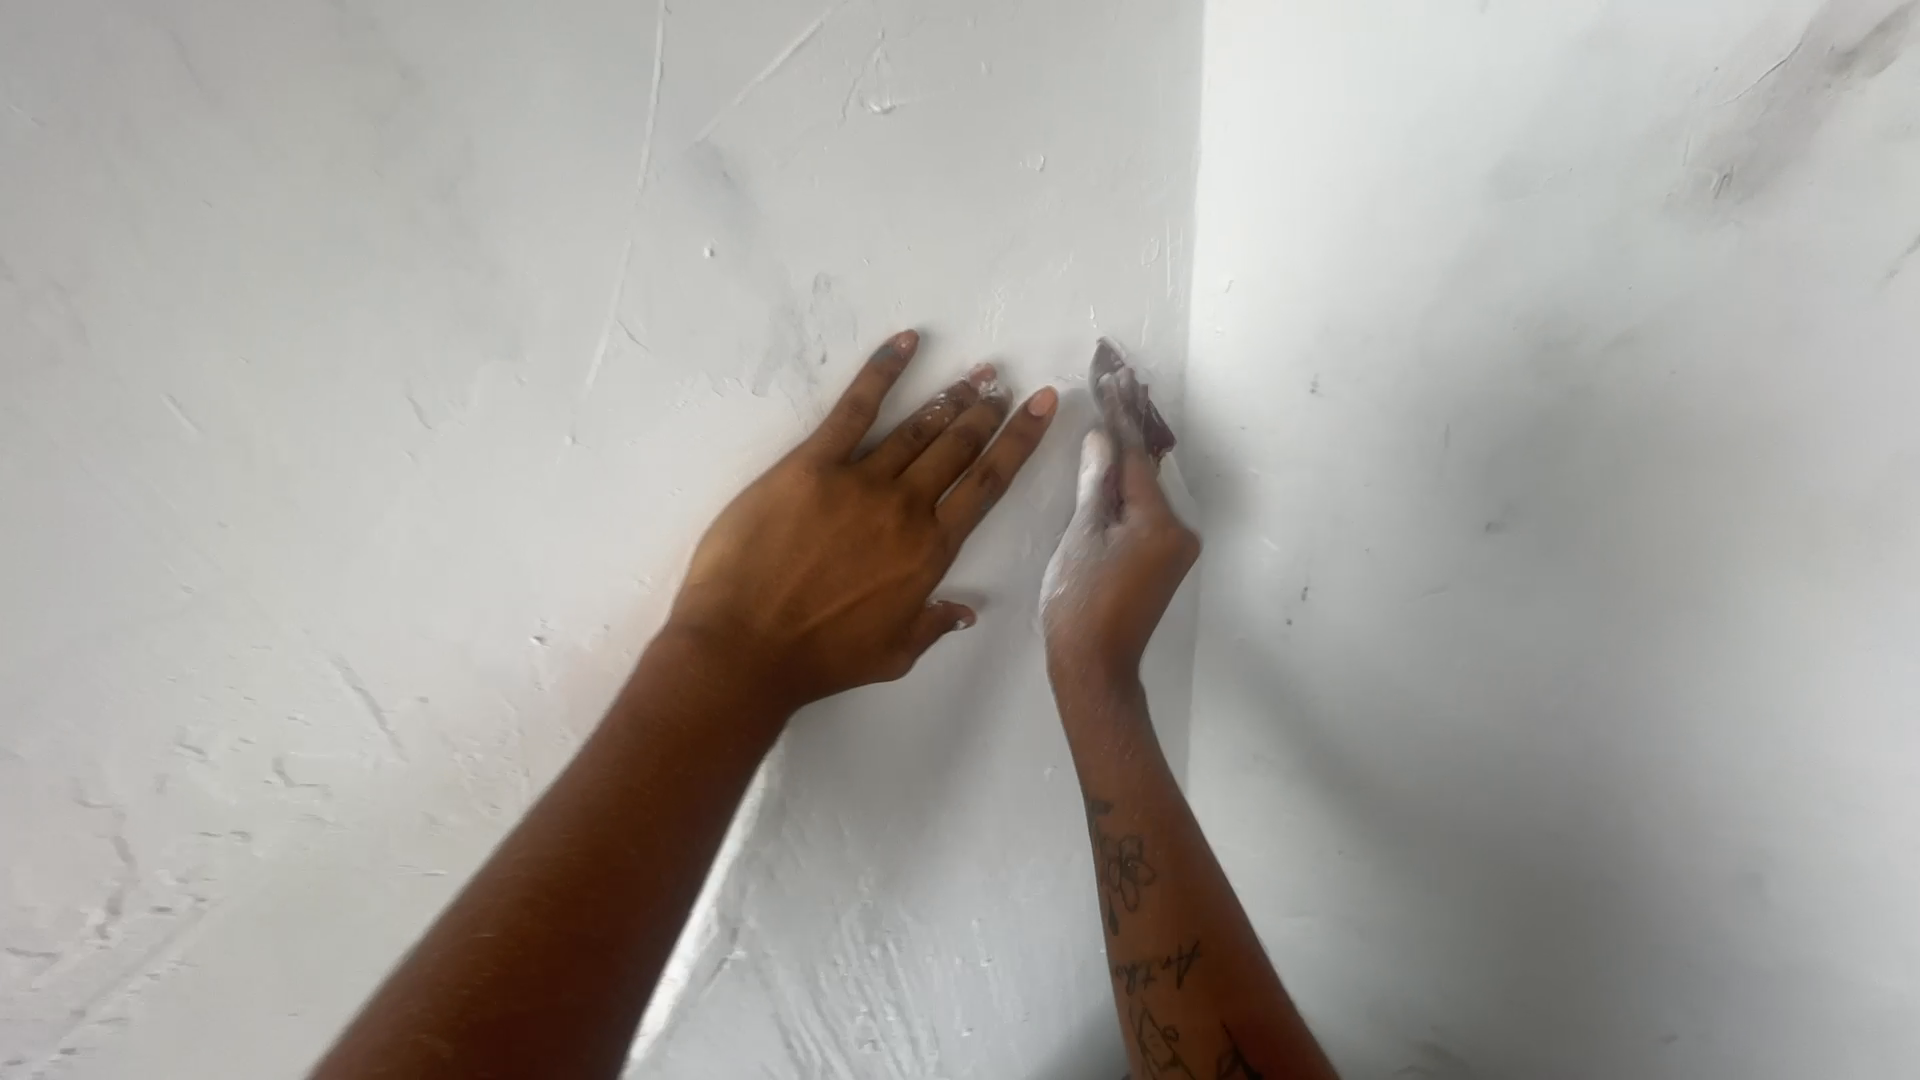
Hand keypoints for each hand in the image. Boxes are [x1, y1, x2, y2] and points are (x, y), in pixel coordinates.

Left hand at [668, 330, 1058, 709]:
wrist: (745, 646)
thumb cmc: (821, 658)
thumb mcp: (893, 654)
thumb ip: (933, 625)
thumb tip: (968, 611)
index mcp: (931, 550)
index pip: (988, 485)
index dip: (1019, 441)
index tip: (1040, 407)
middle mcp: (906, 506)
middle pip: (958, 448)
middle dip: (986, 413)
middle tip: (1002, 386)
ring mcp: (859, 480)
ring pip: (917, 428)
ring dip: (949, 398)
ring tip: (974, 375)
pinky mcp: (811, 463)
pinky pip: (853, 408)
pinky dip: (882, 371)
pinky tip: (907, 343)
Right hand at [1040, 358, 1199, 682]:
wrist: (1094, 667)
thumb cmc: (1078, 603)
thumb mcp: (1080, 537)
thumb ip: (1095, 483)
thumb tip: (1100, 436)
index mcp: (1160, 522)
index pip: (1136, 454)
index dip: (1120, 412)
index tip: (1112, 370)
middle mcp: (1179, 530)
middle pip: (1146, 467)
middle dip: (1128, 423)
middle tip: (1117, 371)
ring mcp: (1175, 547)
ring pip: (1145, 489)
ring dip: (1127, 453)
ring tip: (1115, 401)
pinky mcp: (1163, 560)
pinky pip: (1144, 511)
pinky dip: (1127, 487)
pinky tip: (1113, 462)